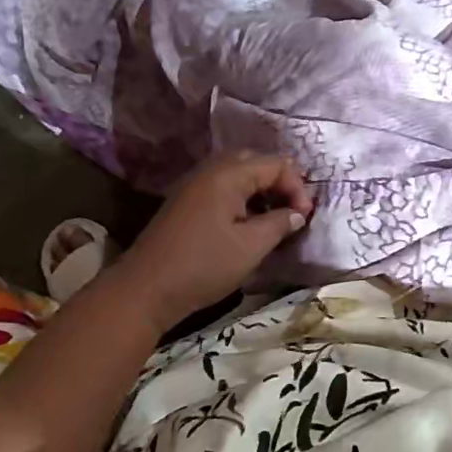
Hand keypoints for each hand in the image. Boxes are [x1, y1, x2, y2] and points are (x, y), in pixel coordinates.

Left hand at [108, 151, 313, 329]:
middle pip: (255, 162)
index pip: (276, 163)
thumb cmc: (203, 265)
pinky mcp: (186, 203)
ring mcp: (194, 186)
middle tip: (293, 213)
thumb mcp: (251, 247)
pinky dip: (242, 200)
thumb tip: (297, 214)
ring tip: (275, 221)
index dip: (297, 187)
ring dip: (261, 192)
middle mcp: (210, 170)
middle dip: (280, 184)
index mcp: (227, 174)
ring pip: (238, 175)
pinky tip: (249, 225)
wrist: (146, 289)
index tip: (305, 218)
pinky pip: (222, 189)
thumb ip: (279, 224)